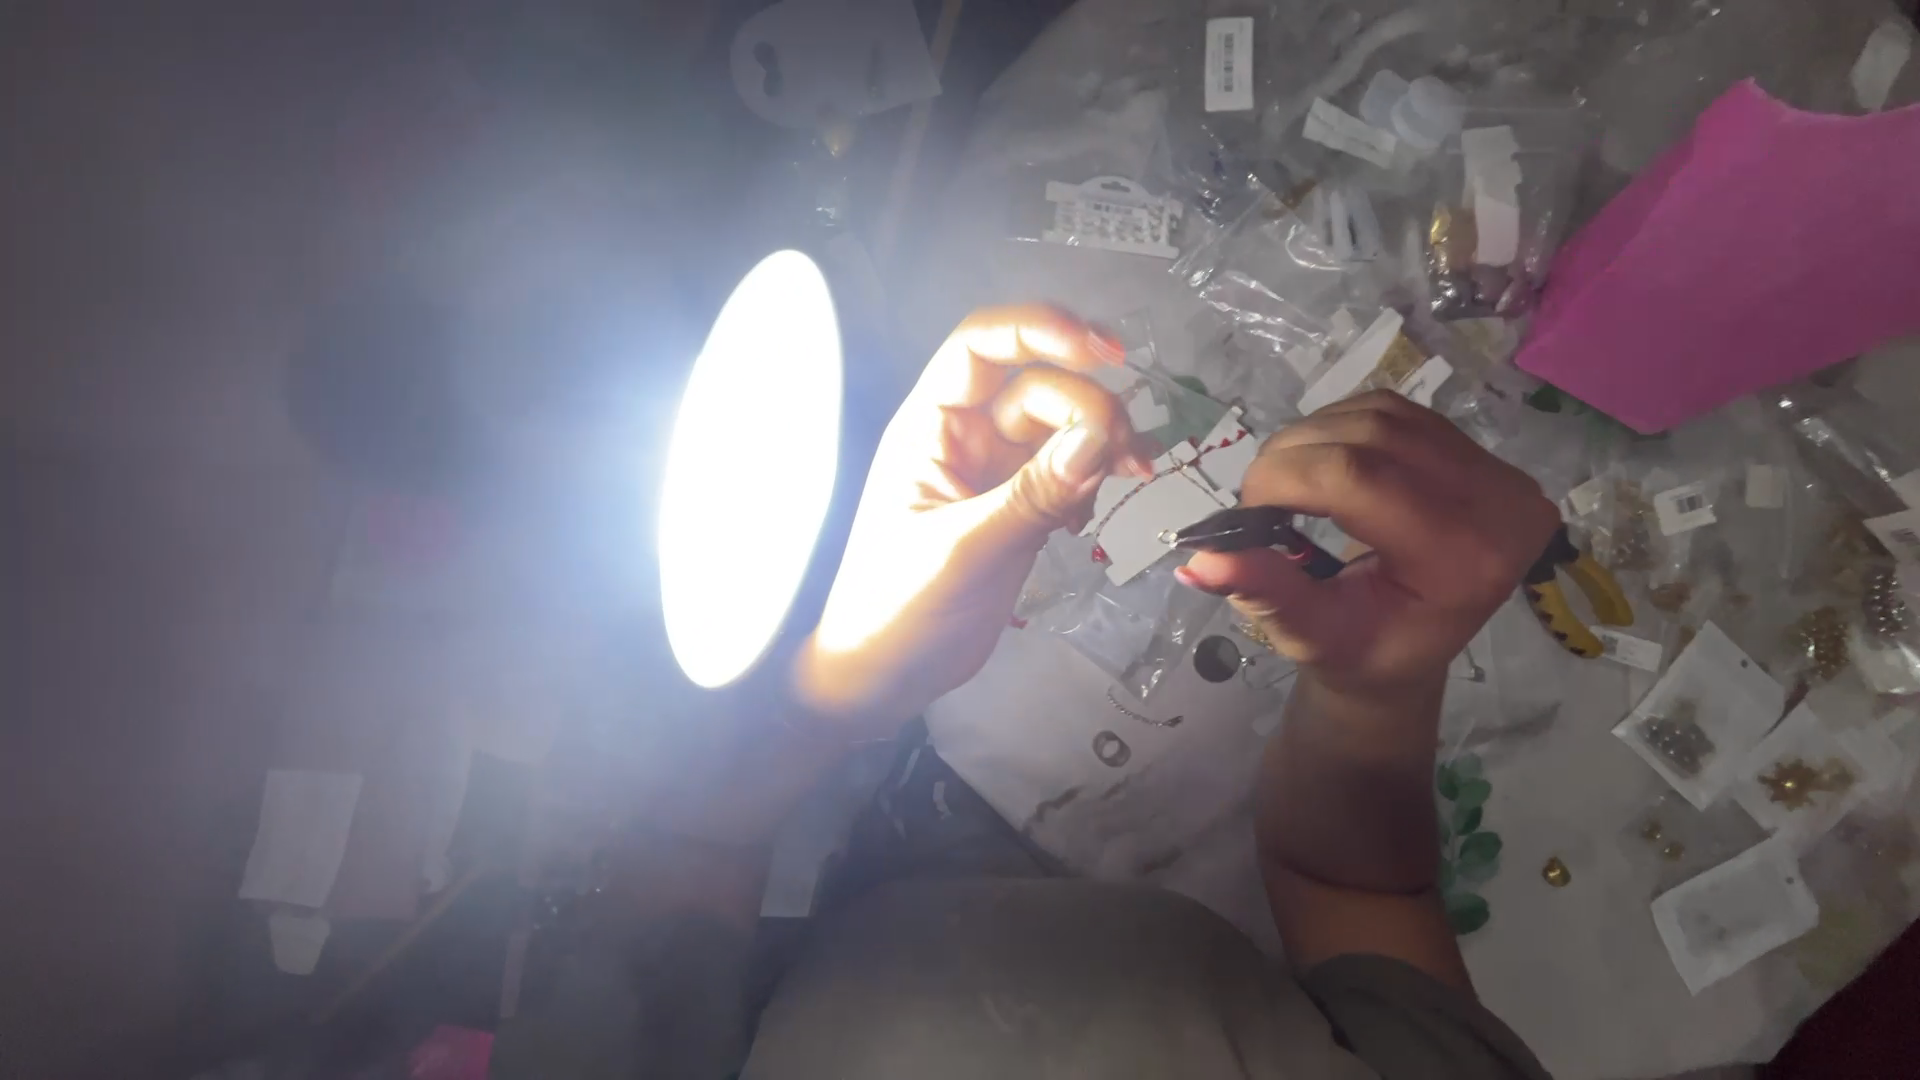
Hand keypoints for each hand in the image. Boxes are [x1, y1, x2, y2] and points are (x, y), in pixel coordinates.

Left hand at [792, 305, 1148, 734]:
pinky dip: (1087, 483)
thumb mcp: (966, 547)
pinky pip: (1063, 476)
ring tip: (1133, 474)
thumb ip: (1032, 493)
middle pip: (1037, 389)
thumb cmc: (899, 606)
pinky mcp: (1016, 512)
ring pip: (1058, 432)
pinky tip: (1085, 519)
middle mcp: (963, 440)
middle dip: (1087, 407)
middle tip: (1127, 454)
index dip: (1038, 330)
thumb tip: (1100, 435)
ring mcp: (992, 477)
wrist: (885, 675)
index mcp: (929, 428)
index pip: (980, 349)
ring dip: (1100, 443)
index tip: (1103, 351)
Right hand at [1176, 391, 1556, 700]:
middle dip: (1290, 458)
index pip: (1359, 478)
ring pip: (1376, 415)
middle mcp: (1499, 504)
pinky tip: (1318, 464)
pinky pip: (1390, 411)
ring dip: (1309, 438)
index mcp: (1463, 558)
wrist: (1402, 651)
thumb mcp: (1308, 634)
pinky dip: (1336, 427)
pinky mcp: (1474, 451)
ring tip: (1282, 484)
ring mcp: (1494, 471)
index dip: (1283, 479)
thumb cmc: (1358, 654)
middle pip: (1368, 436)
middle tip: (1256, 501)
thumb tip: (1197, 561)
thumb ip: (1264, 592)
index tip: (1245, 513)